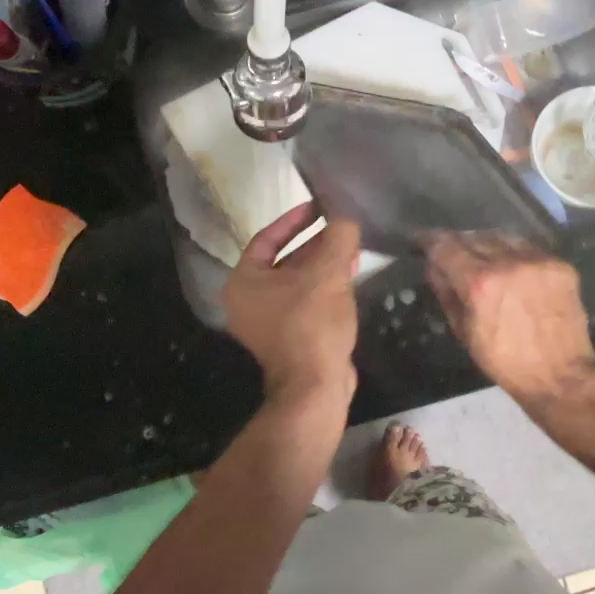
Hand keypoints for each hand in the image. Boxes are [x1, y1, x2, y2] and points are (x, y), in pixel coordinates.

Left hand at [224, 203, 361, 404]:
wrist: (315, 385)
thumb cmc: (312, 322)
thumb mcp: (327, 273)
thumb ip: (336, 238)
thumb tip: (345, 217)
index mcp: (243, 282)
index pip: (266, 239)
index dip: (294, 220)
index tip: (318, 208)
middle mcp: (247, 301)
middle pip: (283, 260)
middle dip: (314, 244)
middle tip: (340, 227)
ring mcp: (266, 323)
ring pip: (297, 282)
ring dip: (323, 265)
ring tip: (351, 247)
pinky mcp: (288, 338)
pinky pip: (304, 302)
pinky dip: (324, 287)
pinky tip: (350, 274)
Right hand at [422, 232, 594, 411]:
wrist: (559, 374)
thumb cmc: (504, 360)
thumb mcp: (463, 331)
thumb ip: (446, 292)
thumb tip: (433, 266)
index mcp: (480, 283)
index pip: (446, 245)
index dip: (428, 239)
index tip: (420, 239)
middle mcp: (508, 263)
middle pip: (473, 236)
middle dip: (457, 243)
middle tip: (451, 253)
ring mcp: (537, 261)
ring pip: (501, 236)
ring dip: (485, 243)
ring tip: (481, 258)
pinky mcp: (560, 264)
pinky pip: (527, 247)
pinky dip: (512, 253)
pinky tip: (510, 267)